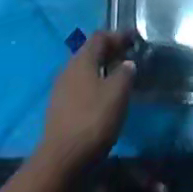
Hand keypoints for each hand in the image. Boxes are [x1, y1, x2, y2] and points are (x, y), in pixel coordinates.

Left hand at [36, 30, 136, 171]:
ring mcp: (61, 86)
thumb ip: (124, 74)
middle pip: (90, 51)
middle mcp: (69, 66)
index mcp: (82, 59)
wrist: (62, 156)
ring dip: (101, 68)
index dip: (117, 35)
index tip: (133, 37)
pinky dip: (93, 83)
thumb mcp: (117, 95)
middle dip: (109, 51)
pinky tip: (101, 96)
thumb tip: (127, 62)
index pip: (100, 36)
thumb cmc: (93, 119)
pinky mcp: (59, 105)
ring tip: (117, 76)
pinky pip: (79, 84)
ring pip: (84, 69)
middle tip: (127, 56)